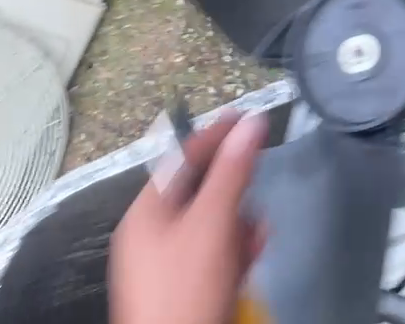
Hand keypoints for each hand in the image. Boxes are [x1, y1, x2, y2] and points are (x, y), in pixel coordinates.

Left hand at [109, 110, 267, 323]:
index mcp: (147, 213)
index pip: (181, 157)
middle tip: (257, 180)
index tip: (244, 115)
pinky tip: (248, 257)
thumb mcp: (212, 223)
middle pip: (199, 190)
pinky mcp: (184, 288)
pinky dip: (233, 249)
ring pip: (211, 222)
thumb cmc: (186, 289)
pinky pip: (213, 252)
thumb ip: (233, 171)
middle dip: (232, 187)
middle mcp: (152, 234)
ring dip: (238, 221)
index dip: (214, 134)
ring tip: (255, 234)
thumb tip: (251, 123)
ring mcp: (166, 264)